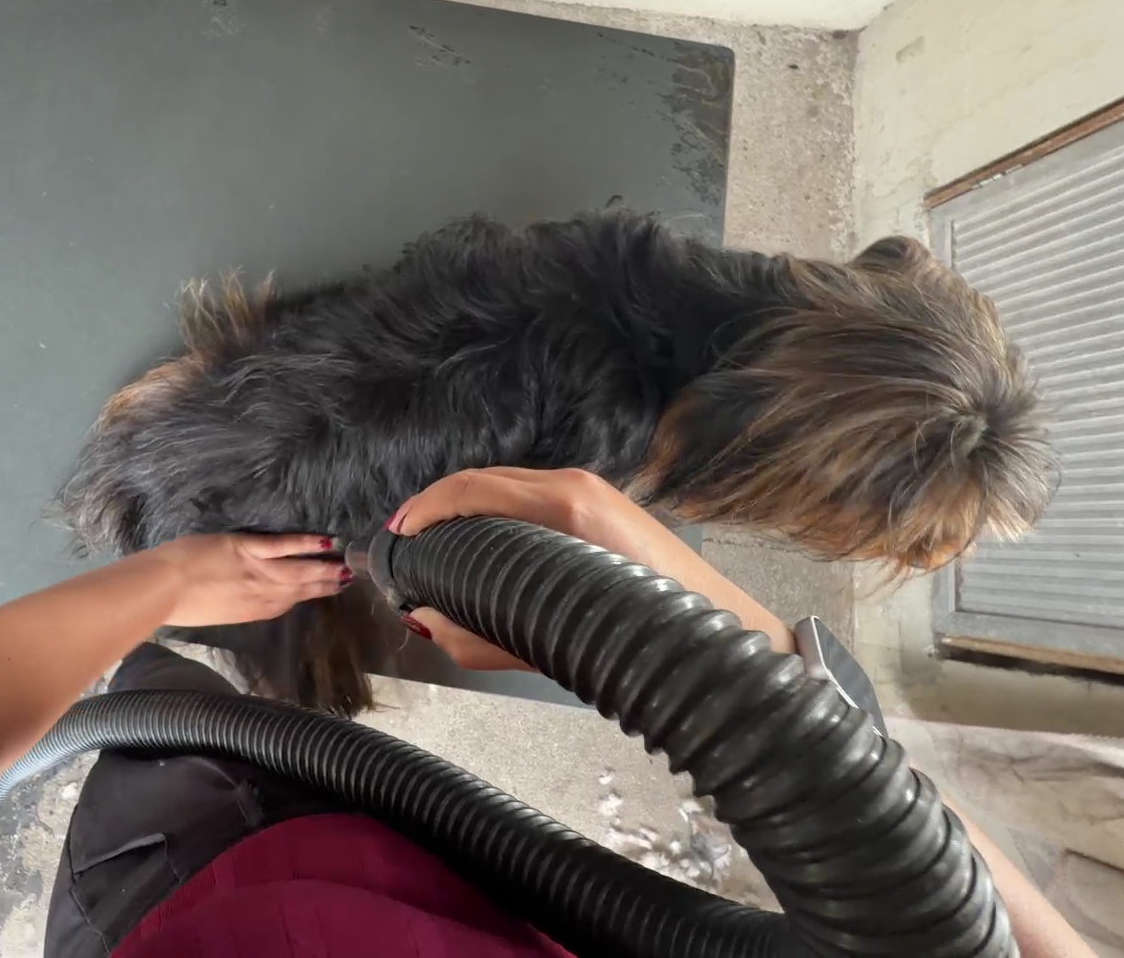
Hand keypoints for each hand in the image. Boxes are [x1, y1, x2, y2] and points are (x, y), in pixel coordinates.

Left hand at [141, 532, 349, 627]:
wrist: (162, 588)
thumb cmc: (179, 603)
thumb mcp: (214, 611)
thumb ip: (237, 603)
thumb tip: (248, 594)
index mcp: (251, 610)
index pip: (286, 602)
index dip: (308, 595)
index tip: (327, 590)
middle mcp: (260, 595)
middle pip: (300, 588)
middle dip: (325, 583)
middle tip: (350, 577)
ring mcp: (256, 571)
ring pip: (298, 569)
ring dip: (324, 566)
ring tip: (346, 563)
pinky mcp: (246, 550)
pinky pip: (282, 547)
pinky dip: (305, 545)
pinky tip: (325, 542)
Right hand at [387, 467, 792, 667]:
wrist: (724, 632)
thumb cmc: (647, 640)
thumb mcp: (553, 647)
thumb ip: (480, 638)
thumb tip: (426, 622)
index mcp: (566, 508)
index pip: (472, 488)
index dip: (425, 506)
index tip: (400, 532)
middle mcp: (574, 484)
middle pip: (481, 475)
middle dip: (435, 501)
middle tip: (406, 534)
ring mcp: (588, 485)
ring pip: (502, 478)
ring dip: (460, 501)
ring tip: (433, 531)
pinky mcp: (596, 496)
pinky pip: (525, 490)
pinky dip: (490, 505)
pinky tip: (478, 528)